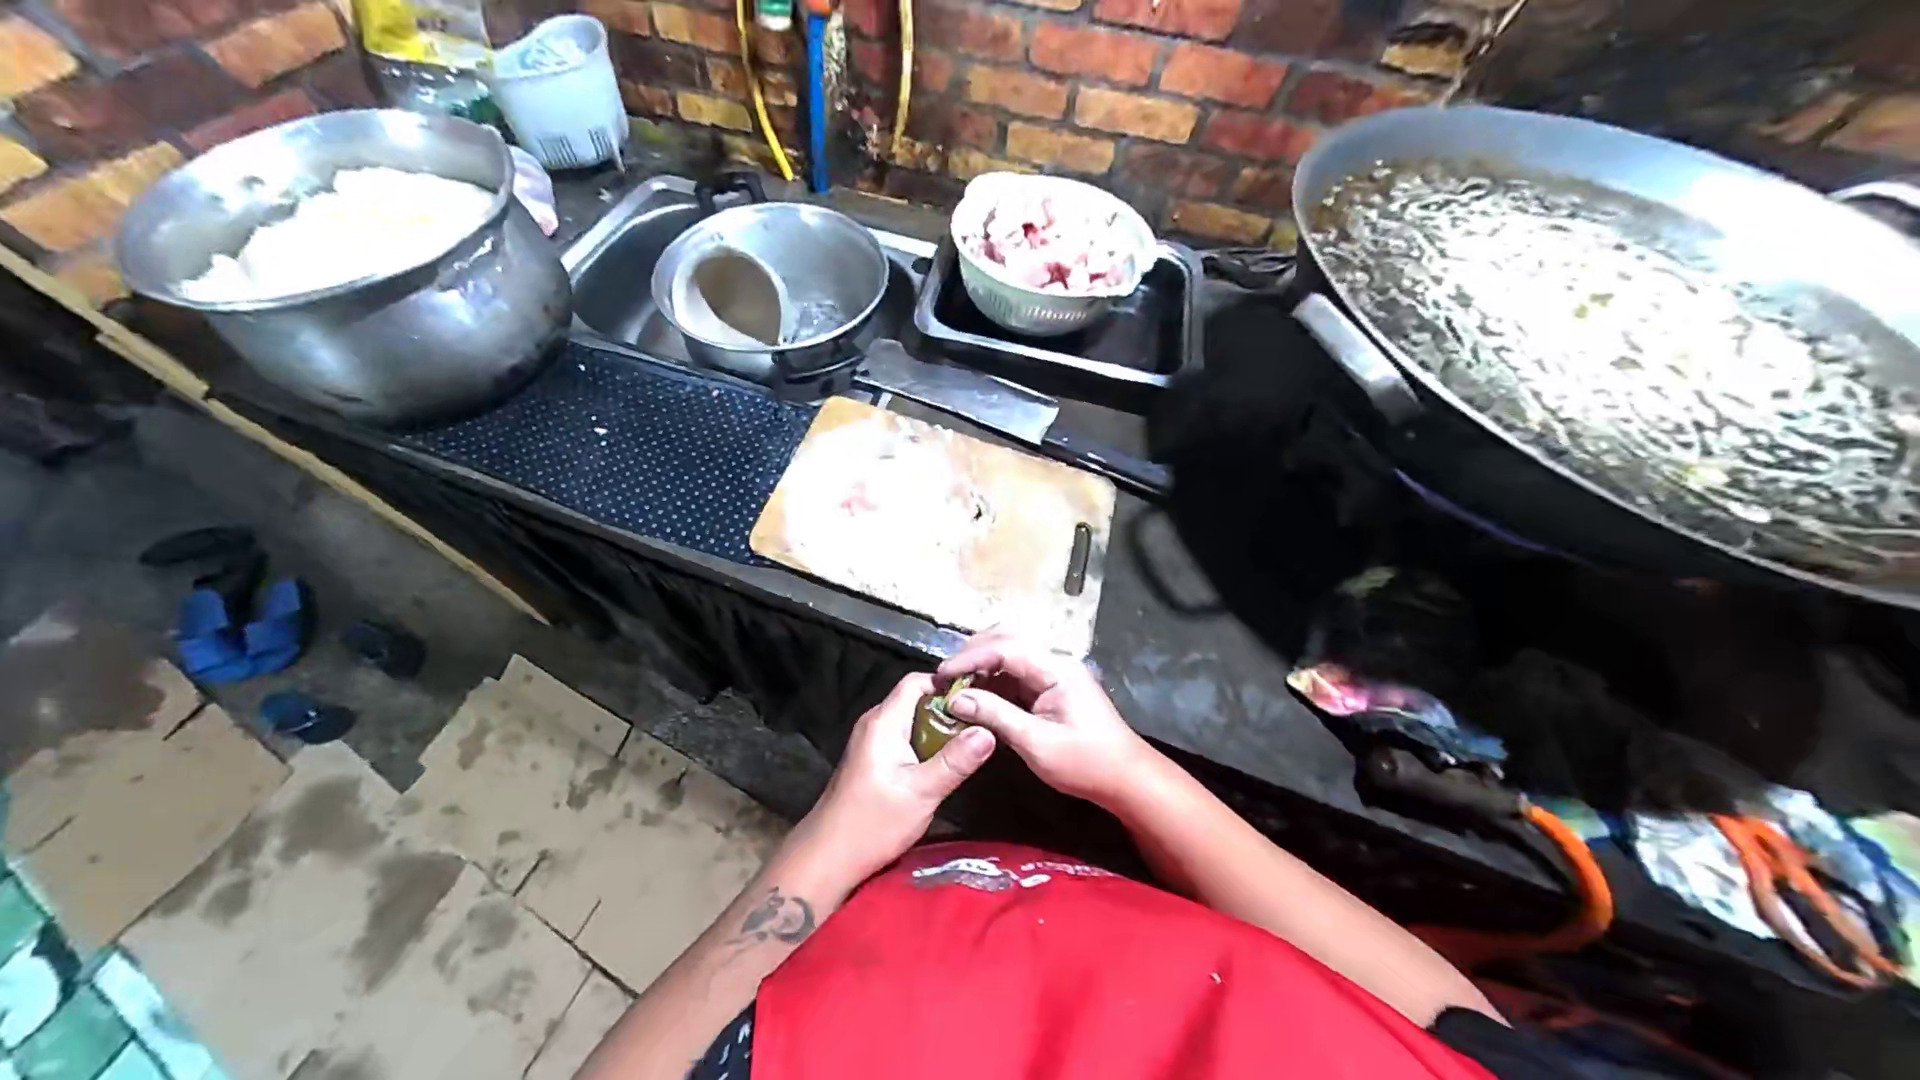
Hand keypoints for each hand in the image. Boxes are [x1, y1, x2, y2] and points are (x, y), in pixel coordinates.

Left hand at [784, 673, 996, 890]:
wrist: (827, 858)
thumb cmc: (873, 823)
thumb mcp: (922, 792)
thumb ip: (955, 761)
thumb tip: (989, 730)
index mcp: (883, 721)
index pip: (916, 681)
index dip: (947, 684)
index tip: (978, 697)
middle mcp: (875, 723)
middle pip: (916, 699)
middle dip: (948, 707)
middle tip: (981, 721)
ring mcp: (871, 741)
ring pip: (911, 720)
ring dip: (939, 727)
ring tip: (970, 739)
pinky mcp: (872, 759)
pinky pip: (904, 737)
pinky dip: (926, 742)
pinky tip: (946, 760)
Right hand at [937, 630, 1157, 807]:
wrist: (1125, 778)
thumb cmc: (1086, 763)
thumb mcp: (1037, 743)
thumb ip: (996, 716)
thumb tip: (956, 700)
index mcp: (1056, 669)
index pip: (1005, 647)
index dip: (970, 657)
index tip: (942, 674)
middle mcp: (1055, 661)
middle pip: (1007, 638)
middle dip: (973, 652)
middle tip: (946, 676)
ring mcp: (1053, 672)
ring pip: (1009, 652)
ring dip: (981, 664)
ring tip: (955, 685)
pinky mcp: (1050, 687)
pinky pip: (1015, 672)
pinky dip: (992, 679)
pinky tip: (975, 695)